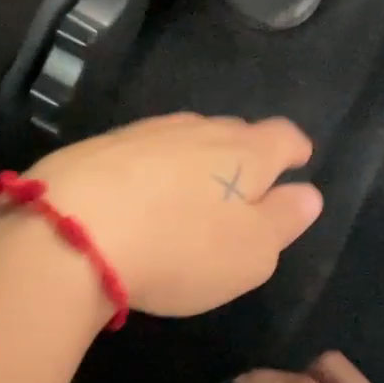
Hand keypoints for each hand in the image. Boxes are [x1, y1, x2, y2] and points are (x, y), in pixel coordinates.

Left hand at [9, 113, 323, 316]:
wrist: (76, 228)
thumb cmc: (181, 248)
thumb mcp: (251, 253)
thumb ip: (283, 221)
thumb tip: (307, 193)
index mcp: (246, 152)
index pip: (284, 136)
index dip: (294, 149)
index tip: (298, 162)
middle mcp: (200, 128)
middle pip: (234, 132)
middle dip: (245, 155)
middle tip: (243, 188)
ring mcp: (149, 131)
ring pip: (188, 137)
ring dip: (197, 160)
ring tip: (194, 192)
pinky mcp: (105, 144)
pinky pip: (146, 150)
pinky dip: (155, 168)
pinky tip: (143, 195)